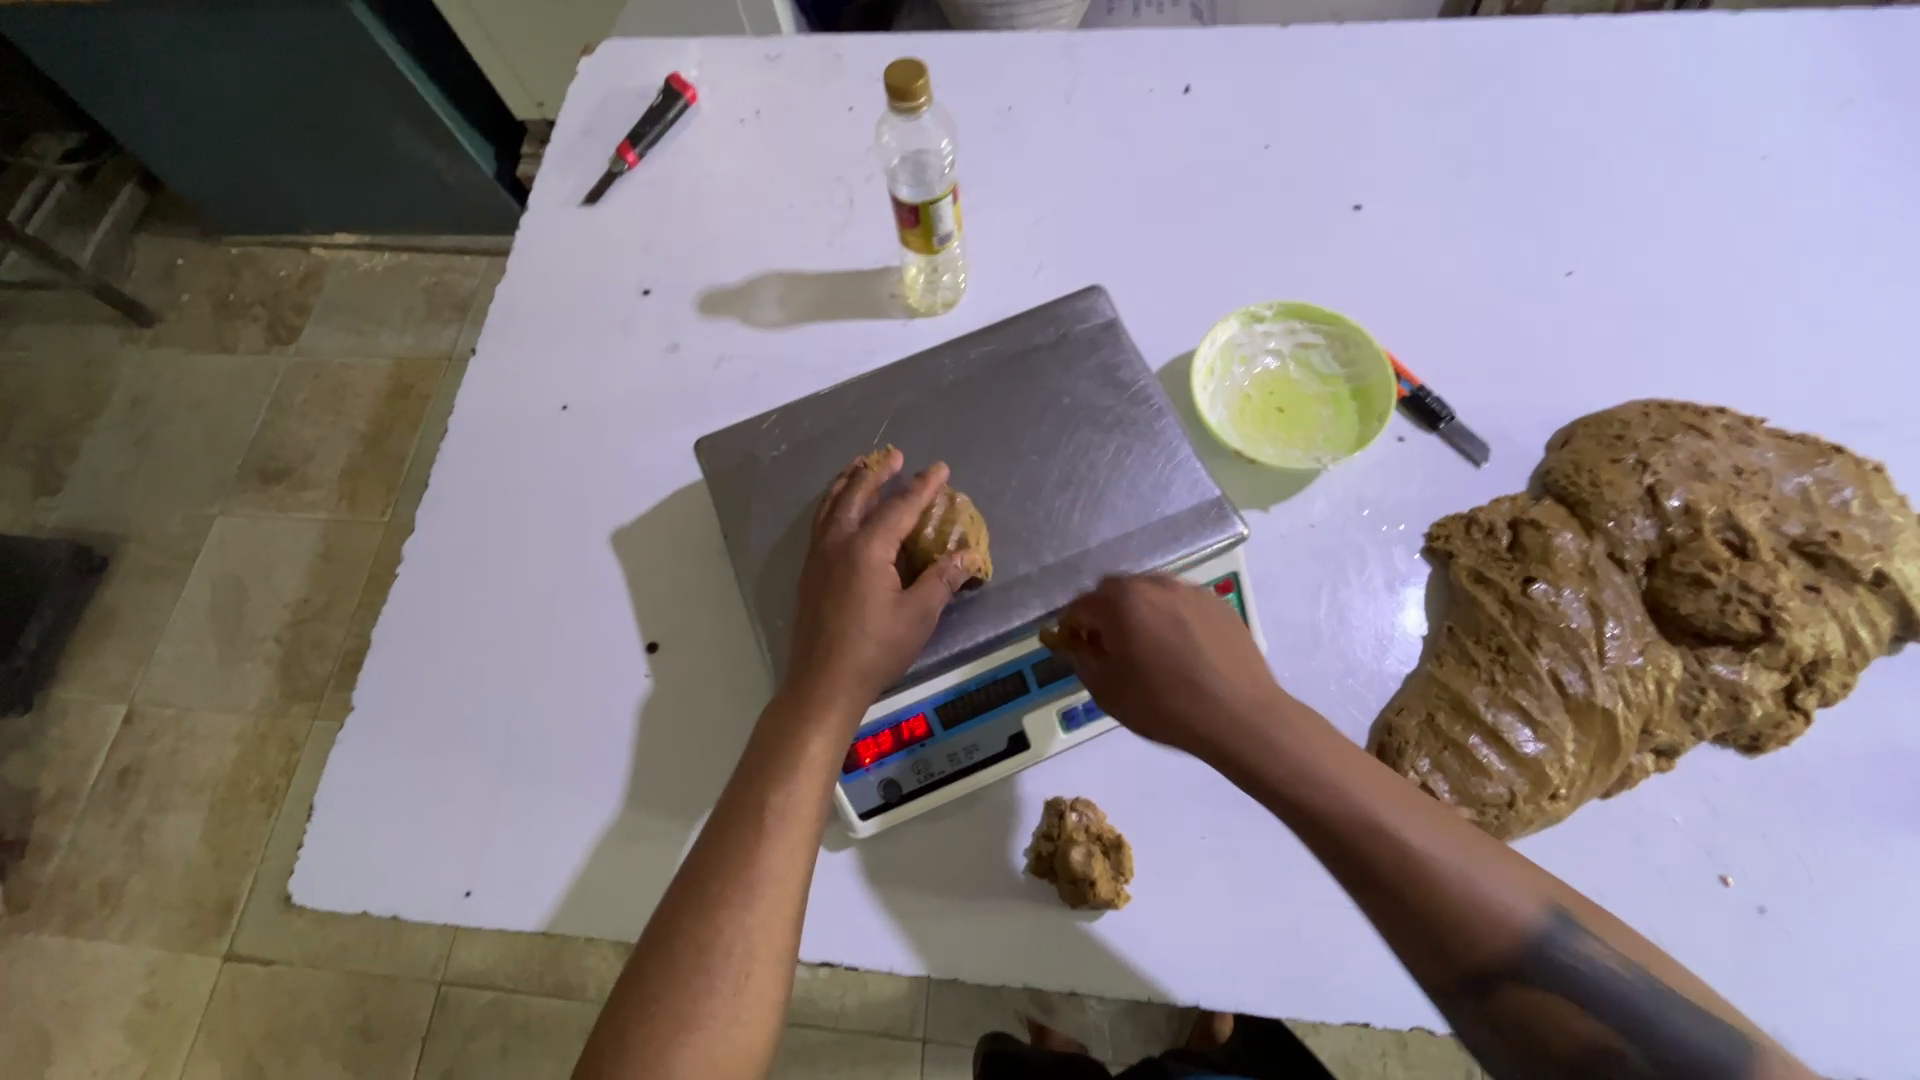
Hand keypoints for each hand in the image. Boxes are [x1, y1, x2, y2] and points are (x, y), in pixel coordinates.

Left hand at [786, 448, 972, 713]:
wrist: (823, 682)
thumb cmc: (876, 649)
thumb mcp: (919, 615)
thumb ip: (942, 579)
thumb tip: (968, 555)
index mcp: (867, 548)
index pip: (899, 507)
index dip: (922, 487)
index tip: (940, 468)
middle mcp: (838, 542)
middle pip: (857, 494)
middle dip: (877, 472)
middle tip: (894, 455)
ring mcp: (818, 557)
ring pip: (831, 505)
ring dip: (848, 482)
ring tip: (859, 467)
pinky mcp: (809, 573)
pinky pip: (821, 523)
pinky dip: (833, 504)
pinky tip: (840, 512)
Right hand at [1042, 575, 1293, 761]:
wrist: (1240, 716)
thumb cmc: (1165, 705)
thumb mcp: (1108, 691)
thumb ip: (1082, 660)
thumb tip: (1074, 644)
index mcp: (1120, 601)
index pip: (1079, 606)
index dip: (1071, 629)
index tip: (1077, 651)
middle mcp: (1153, 584)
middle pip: (1114, 591)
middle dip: (1104, 615)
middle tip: (1111, 650)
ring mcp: (1189, 591)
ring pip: (1150, 593)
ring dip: (1139, 613)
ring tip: (1148, 649)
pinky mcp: (1218, 603)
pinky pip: (1180, 604)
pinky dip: (1170, 618)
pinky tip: (1181, 650)